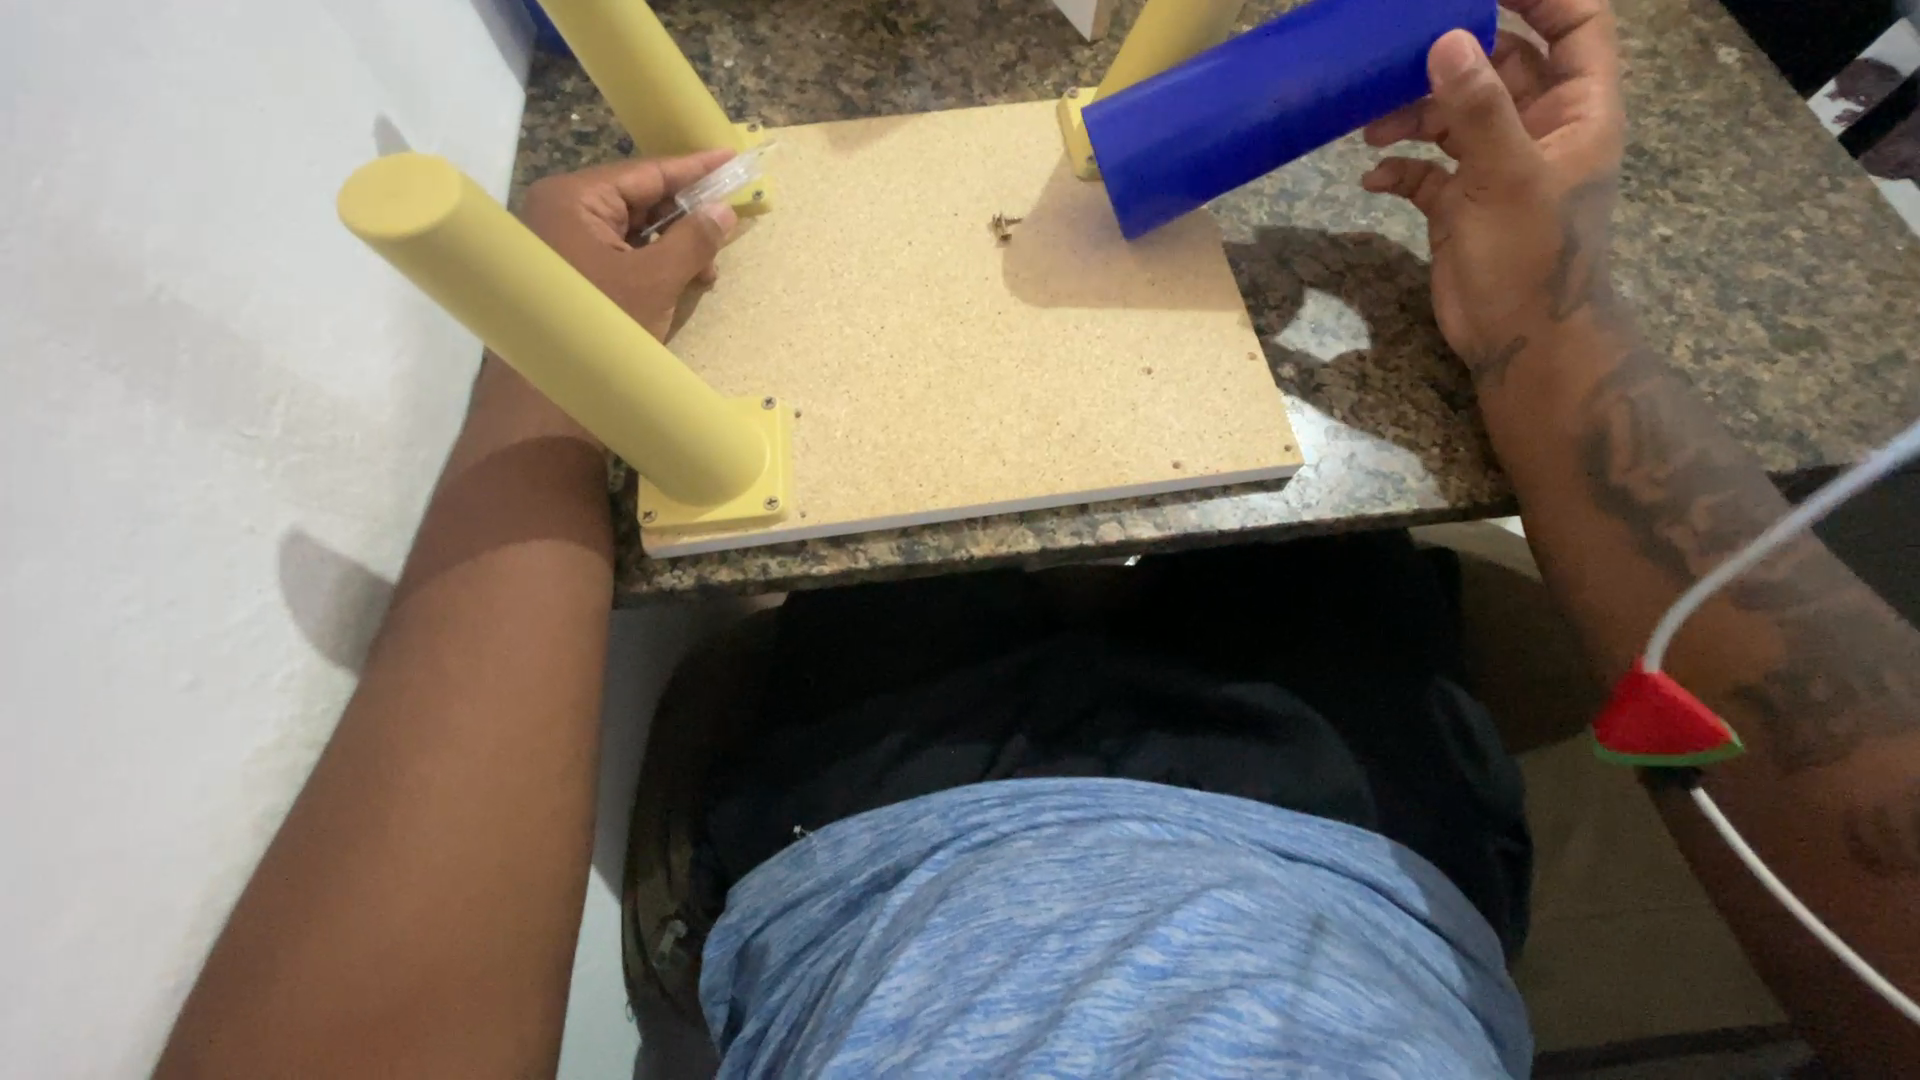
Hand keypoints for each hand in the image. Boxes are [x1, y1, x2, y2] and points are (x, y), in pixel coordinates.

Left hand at [519, 151, 739, 341]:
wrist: (551, 392)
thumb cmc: (601, 326)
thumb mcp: (655, 281)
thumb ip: (693, 241)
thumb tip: (724, 212)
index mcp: (574, 200)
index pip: (645, 173)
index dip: (693, 169)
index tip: (730, 160)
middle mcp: (564, 212)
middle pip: (638, 200)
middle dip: (686, 216)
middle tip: (727, 223)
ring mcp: (565, 243)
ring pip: (633, 231)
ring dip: (675, 246)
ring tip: (707, 269)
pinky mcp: (574, 273)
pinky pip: (622, 255)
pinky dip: (655, 264)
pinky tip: (683, 279)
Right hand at [1360, 0, 1627, 385]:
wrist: (1515, 336)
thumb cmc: (1532, 255)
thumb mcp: (1508, 175)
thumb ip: (1478, 108)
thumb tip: (1445, 41)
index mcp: (1576, 110)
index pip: (1576, 25)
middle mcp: (1537, 130)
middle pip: (1499, 67)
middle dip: (1452, 60)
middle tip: (1401, 52)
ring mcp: (1494, 168)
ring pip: (1453, 119)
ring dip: (1412, 118)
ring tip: (1371, 129)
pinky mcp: (1458, 204)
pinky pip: (1425, 171)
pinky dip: (1399, 169)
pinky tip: (1373, 178)